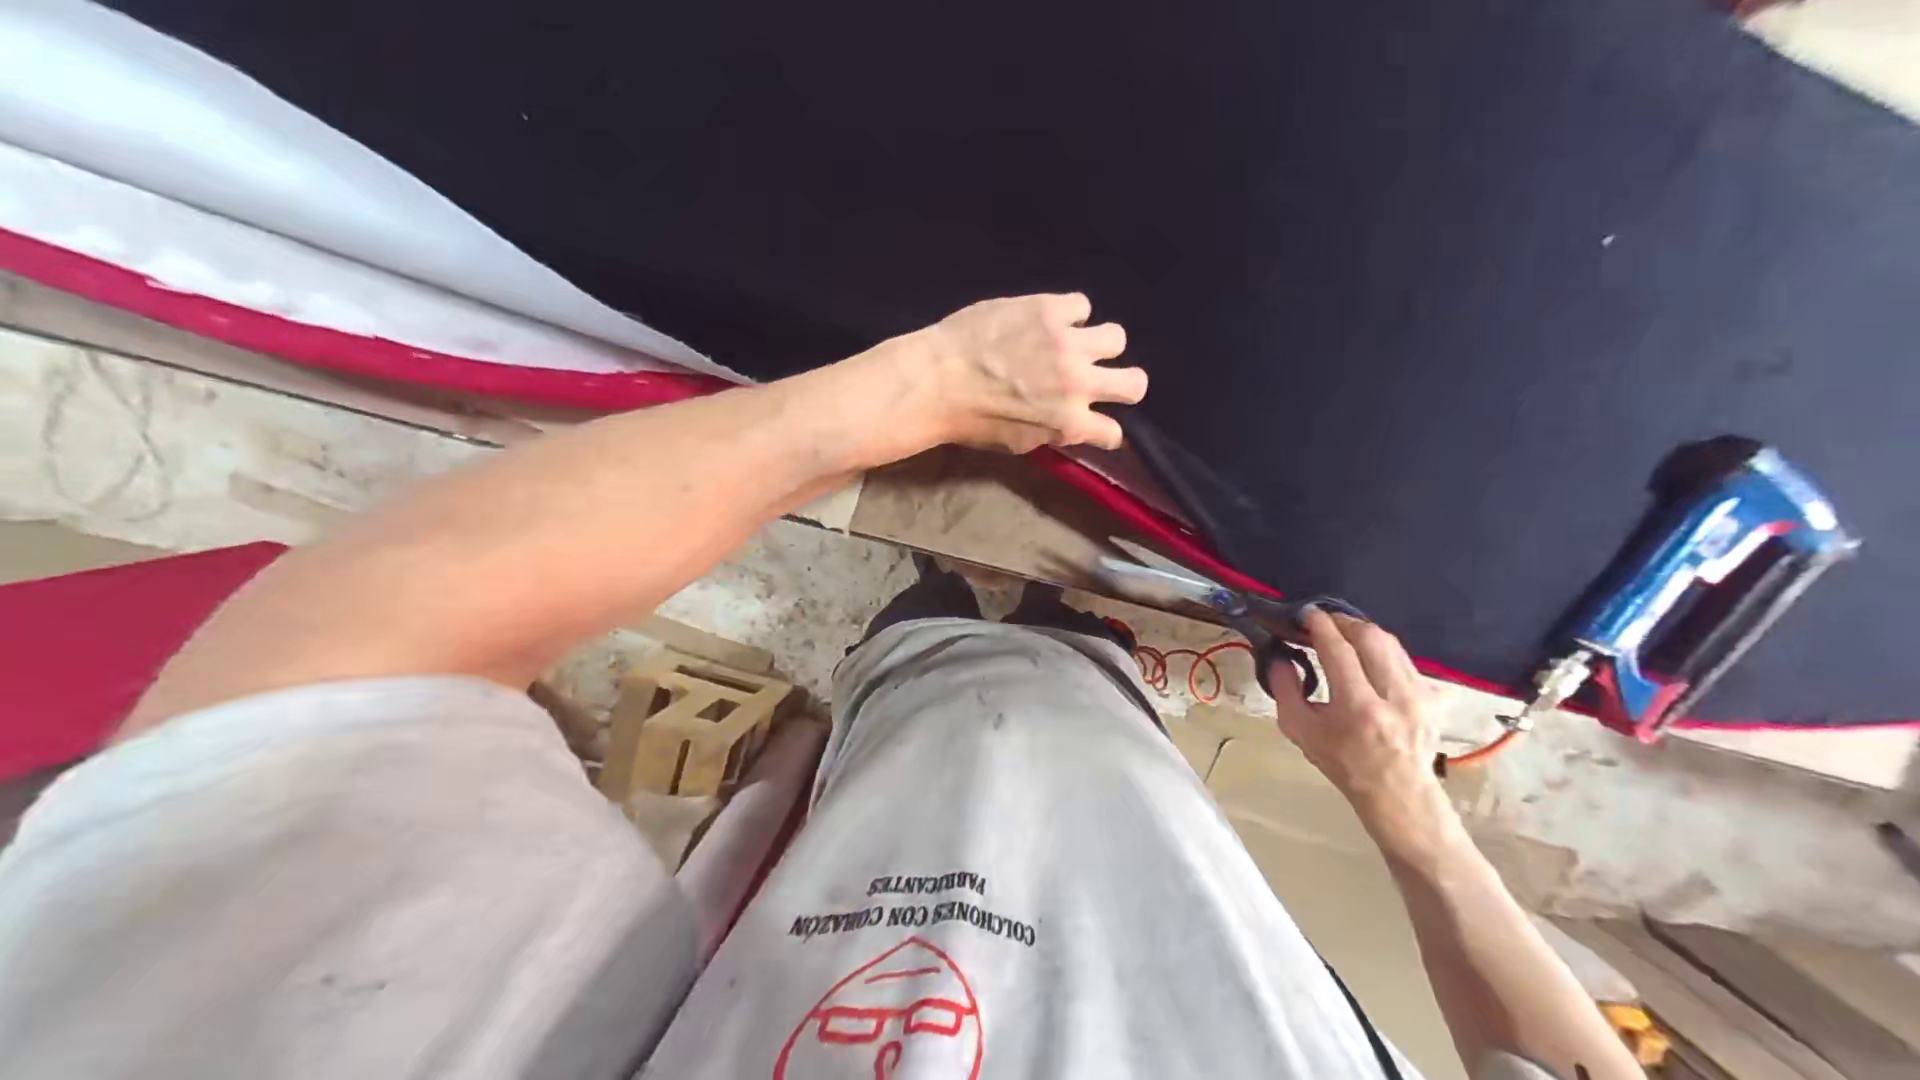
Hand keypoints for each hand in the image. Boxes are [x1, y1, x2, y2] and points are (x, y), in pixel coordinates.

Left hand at [915, 293, 1147, 452]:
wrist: (936, 380)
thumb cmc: (970, 420)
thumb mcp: (1016, 443)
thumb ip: (1051, 434)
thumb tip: (1066, 425)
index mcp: (1071, 423)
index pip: (1114, 433)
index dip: (1105, 429)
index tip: (1093, 420)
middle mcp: (1080, 383)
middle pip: (1135, 383)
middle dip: (1121, 384)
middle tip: (1097, 378)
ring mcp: (1068, 342)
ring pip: (1116, 337)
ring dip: (1098, 343)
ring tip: (1073, 343)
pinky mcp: (1050, 309)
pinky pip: (1081, 304)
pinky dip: (1068, 313)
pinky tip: (1046, 320)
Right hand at [1268, 608, 1452, 834]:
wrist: (1397, 792)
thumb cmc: (1342, 762)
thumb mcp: (1300, 730)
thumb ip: (1285, 689)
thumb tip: (1281, 656)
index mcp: (1358, 707)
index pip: (1338, 650)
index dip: (1320, 625)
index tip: (1307, 614)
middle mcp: (1395, 697)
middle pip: (1372, 637)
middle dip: (1344, 622)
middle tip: (1324, 623)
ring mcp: (1421, 696)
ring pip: (1392, 643)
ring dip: (1364, 634)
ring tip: (1345, 636)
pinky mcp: (1437, 697)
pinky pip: (1407, 661)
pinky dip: (1385, 654)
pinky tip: (1371, 663)